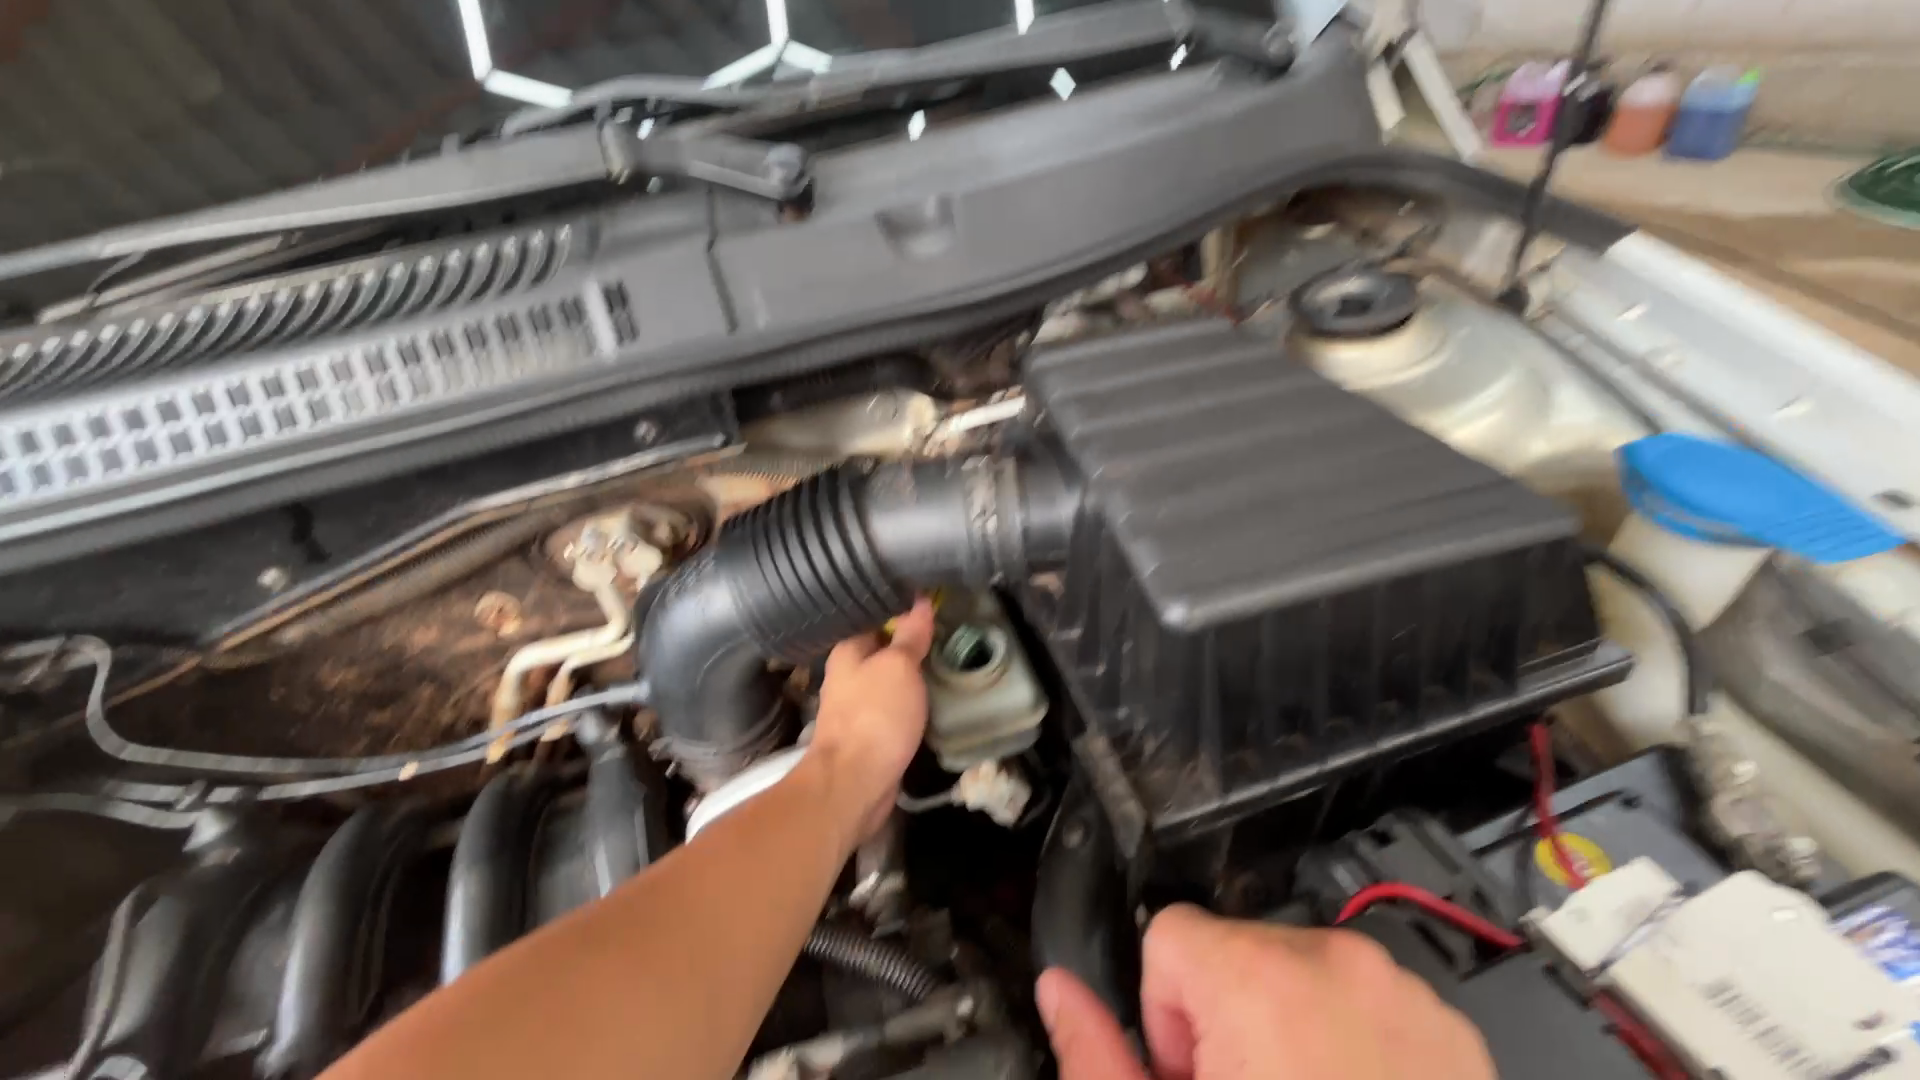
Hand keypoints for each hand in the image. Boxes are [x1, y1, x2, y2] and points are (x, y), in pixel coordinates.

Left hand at [805, 598, 936, 841]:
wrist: (855, 783)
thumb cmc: (875, 716)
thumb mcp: (899, 666)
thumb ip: (910, 635)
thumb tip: (921, 601)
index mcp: (847, 651)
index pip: (875, 617)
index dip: (902, 609)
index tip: (933, 602)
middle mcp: (846, 675)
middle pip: (881, 649)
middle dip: (909, 642)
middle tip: (946, 631)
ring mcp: (855, 707)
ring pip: (887, 680)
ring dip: (910, 674)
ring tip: (944, 660)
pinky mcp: (867, 734)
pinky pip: (892, 707)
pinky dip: (909, 702)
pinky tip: (929, 697)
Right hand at [1038, 904, 1493, 1079]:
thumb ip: (1095, 1052)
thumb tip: (1060, 992)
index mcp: (1258, 979)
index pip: (1169, 933)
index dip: (1165, 1011)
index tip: (1191, 1072)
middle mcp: (1337, 967)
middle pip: (1235, 949)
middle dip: (1226, 1017)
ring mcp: (1404, 997)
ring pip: (1300, 973)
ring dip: (1287, 1026)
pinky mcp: (1450, 1033)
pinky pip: (1368, 1002)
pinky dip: (1350, 1043)